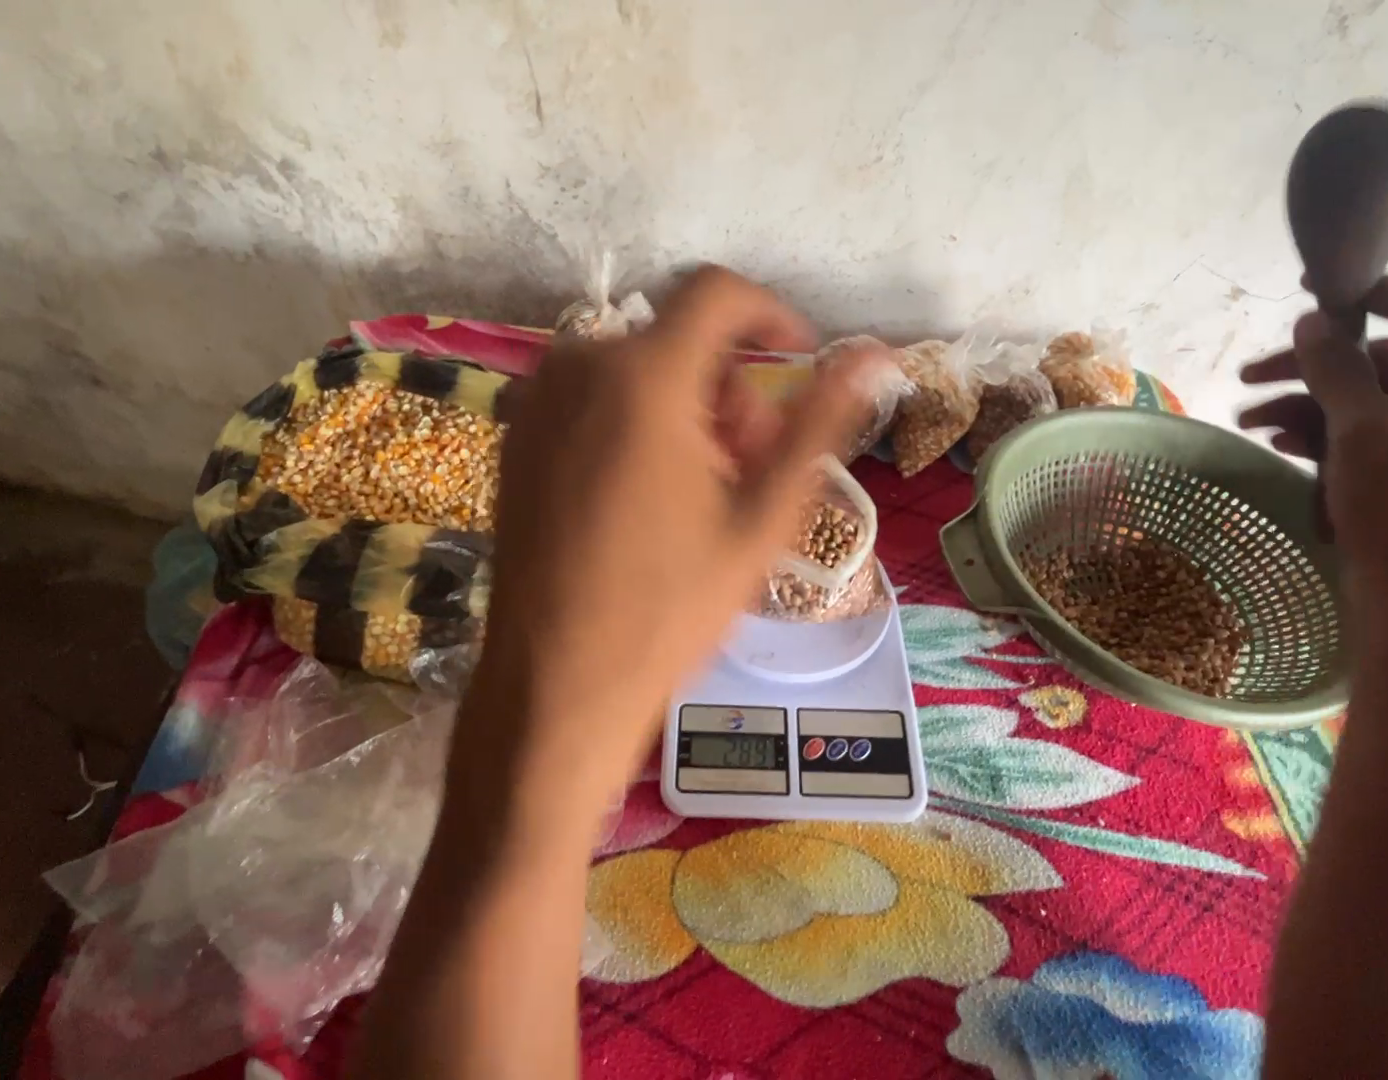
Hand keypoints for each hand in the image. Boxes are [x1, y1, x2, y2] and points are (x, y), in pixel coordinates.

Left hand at [464, 267, 887, 814]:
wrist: (556, 681)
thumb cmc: (669, 610)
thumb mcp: (762, 519)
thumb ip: (818, 425)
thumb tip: (872, 355)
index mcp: (643, 377)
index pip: (718, 292)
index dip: (770, 315)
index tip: (796, 361)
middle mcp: (578, 369)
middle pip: (677, 338)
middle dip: (727, 387)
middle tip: (749, 467)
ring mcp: (536, 403)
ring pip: (634, 368)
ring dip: (682, 407)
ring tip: (699, 492)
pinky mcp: (515, 438)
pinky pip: (592, 398)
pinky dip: (632, 422)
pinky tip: (644, 495)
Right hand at [1239, 277, 1387, 636]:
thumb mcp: (1364, 438)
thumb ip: (1338, 371)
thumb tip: (1312, 321)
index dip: (1368, 296)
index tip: (1306, 288)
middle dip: (1317, 372)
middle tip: (1250, 379)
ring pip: (1378, 404)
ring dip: (1313, 409)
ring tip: (1251, 422)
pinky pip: (1381, 439)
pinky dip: (1333, 438)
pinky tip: (1284, 446)